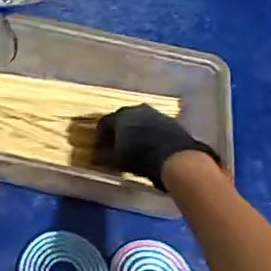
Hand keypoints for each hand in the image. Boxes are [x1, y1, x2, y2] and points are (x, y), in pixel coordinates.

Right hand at [94, 104, 220, 190]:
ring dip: (134, 131)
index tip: (98, 147)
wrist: (175, 157)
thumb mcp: (117, 160)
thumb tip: (95, 158)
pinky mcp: (170, 121)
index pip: (104, 123)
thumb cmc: (140, 157)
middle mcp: (137, 109)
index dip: (100, 136)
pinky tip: (149, 146)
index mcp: (120, 116)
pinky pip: (153, 126)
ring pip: (139, 121)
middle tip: (114, 145)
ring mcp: (155, 113)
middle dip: (117, 131)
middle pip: (122, 119)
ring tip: (132, 146)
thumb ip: (103, 158)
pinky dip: (148, 134)